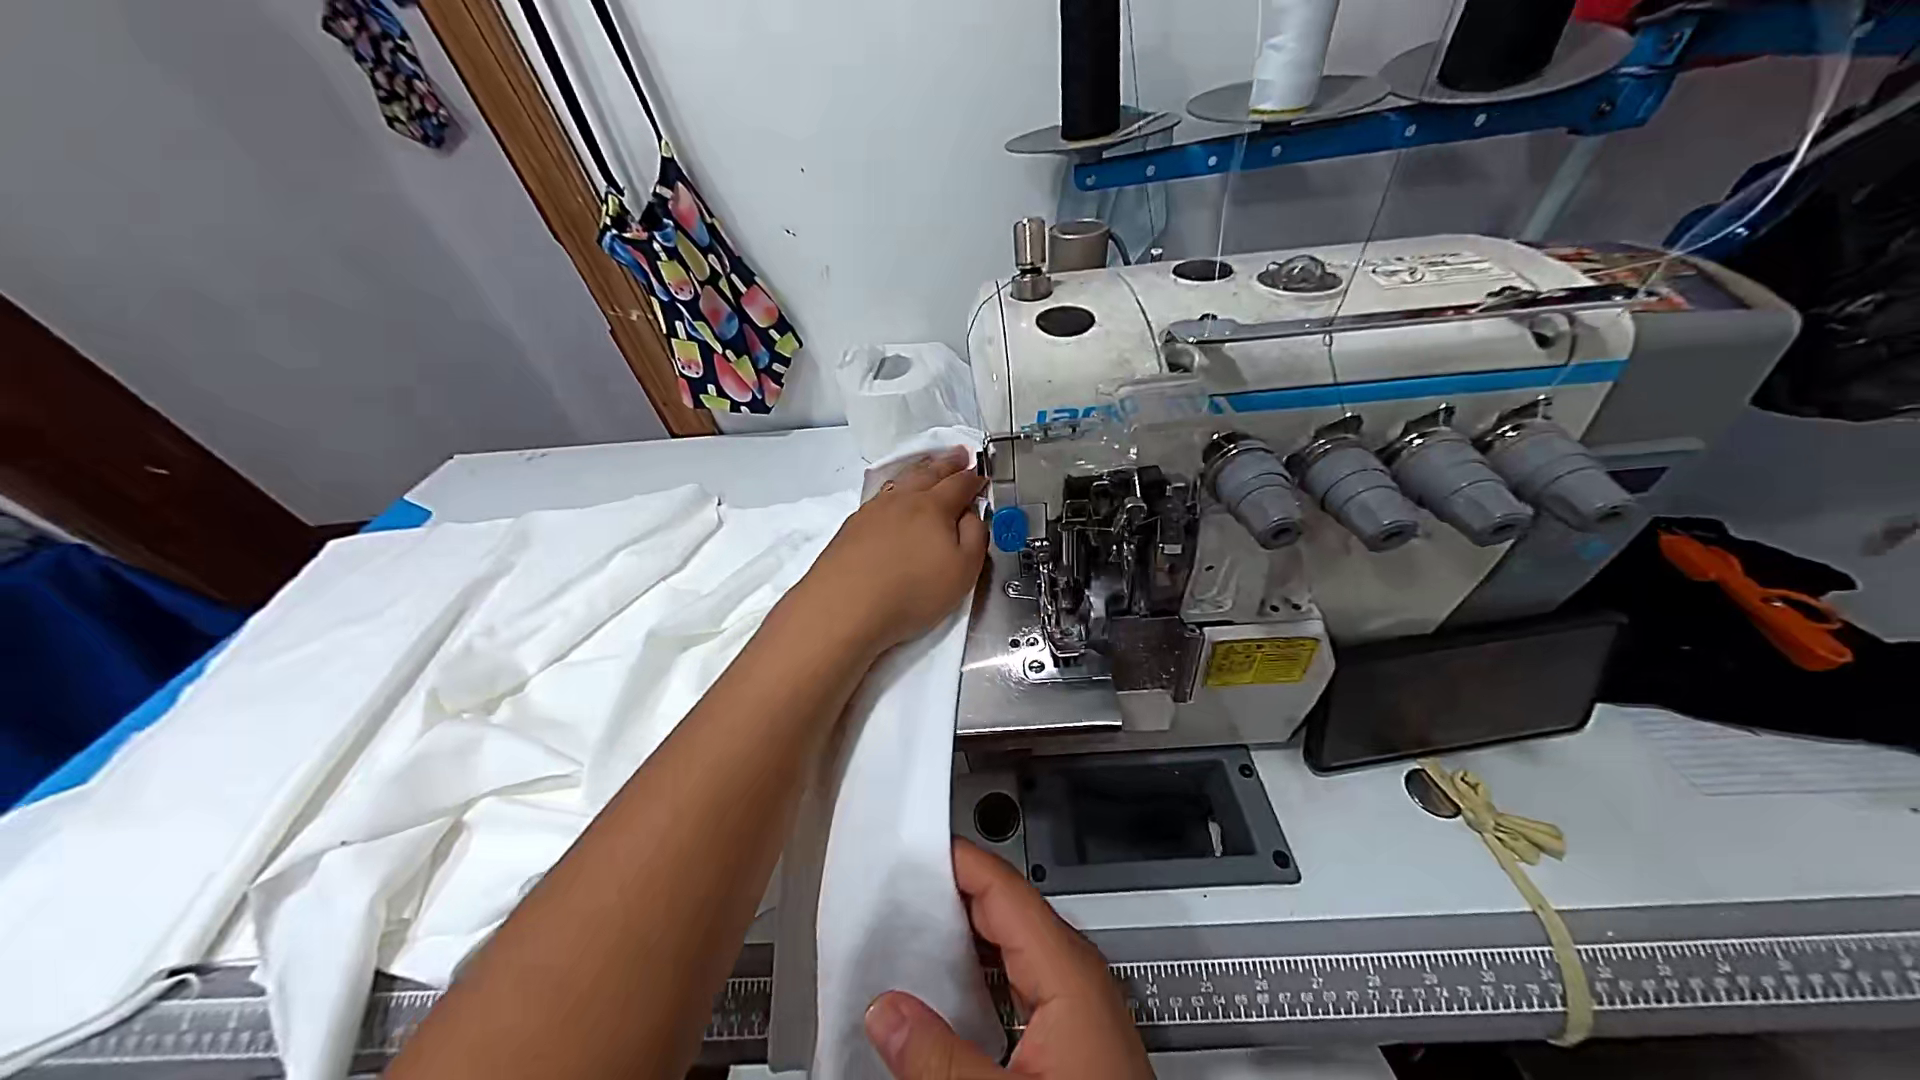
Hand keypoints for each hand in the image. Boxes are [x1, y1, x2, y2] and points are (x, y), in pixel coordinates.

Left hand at [795, 447, 987, 652]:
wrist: (844, 606)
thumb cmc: (910, 591)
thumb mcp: (963, 570)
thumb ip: (975, 536)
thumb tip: (972, 516)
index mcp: (934, 507)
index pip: (960, 484)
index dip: (974, 479)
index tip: (981, 476)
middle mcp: (902, 500)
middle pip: (929, 473)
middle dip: (948, 463)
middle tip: (959, 455)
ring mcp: (874, 511)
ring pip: (902, 481)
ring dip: (920, 471)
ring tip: (928, 468)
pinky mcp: (853, 526)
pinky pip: (881, 497)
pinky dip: (895, 490)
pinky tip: (894, 498)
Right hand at [864, 840, 1153, 1079]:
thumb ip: (942, 1057)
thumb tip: (887, 1013)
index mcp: (1068, 970)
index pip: (1004, 887)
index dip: (958, 861)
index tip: (915, 850)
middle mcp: (1075, 973)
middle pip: (1003, 907)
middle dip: (949, 895)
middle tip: (896, 894)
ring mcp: (1074, 998)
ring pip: (1007, 941)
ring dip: (960, 934)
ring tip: (911, 936)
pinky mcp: (1067, 1026)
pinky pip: (1013, 973)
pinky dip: (977, 968)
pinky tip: (947, 989)